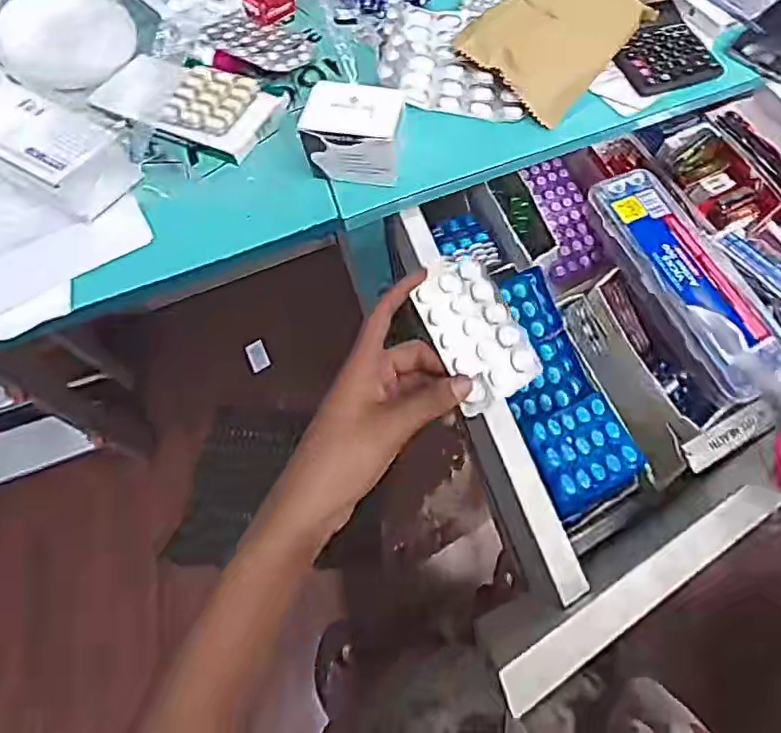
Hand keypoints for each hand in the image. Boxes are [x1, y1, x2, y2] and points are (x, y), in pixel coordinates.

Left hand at [263, 271, 470, 545]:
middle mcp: (368, 376)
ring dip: (436, 384)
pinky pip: (408, 402)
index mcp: (364, 365)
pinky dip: (428, 403)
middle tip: (471, 370)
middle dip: (439, 359)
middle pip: (409, 353)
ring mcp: (371, 401)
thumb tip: (464, 382)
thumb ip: (430, 401)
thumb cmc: (341, 456)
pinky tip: (448, 412)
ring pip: (412, 380)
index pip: (383, 315)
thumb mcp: (392, 426)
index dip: (401, 291)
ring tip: (466, 394)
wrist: (310, 504)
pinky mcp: (375, 423)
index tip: (424, 276)